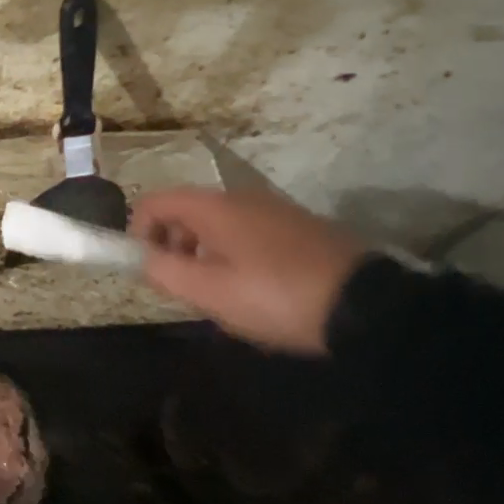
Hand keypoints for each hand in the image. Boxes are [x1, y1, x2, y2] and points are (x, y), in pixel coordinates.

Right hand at [131, 187, 366, 354]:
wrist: (365, 305)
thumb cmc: (275, 296)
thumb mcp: (210, 292)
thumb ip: (164, 271)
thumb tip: (139, 257)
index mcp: (214, 207)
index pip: (154, 202)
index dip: (138, 232)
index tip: (146, 269)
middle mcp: (241, 198)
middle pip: (186, 212)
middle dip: (171, 246)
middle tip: (181, 287)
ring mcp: (274, 210)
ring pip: (218, 225)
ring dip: (202, 254)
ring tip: (217, 295)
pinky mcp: (299, 228)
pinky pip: (247, 234)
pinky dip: (233, 255)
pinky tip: (253, 290)